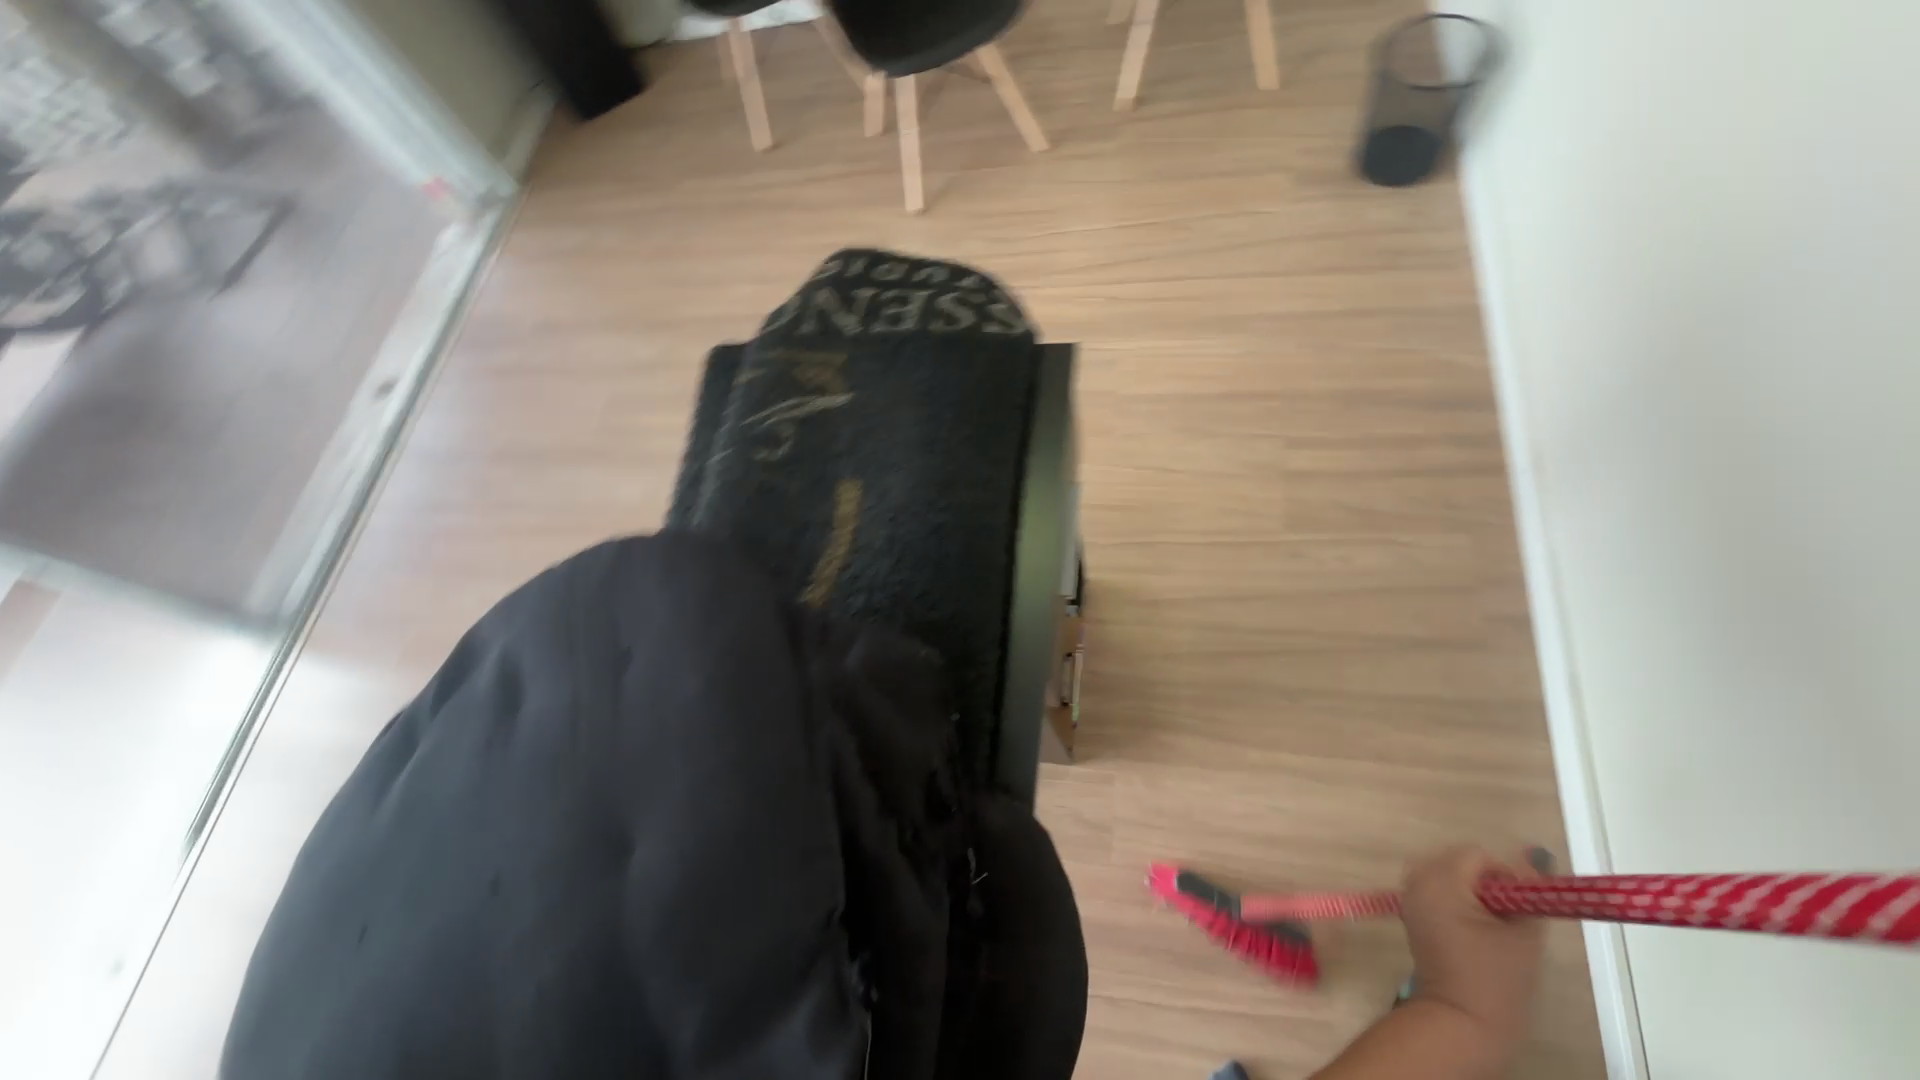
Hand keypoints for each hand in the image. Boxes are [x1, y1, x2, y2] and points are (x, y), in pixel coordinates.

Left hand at [1401, 846, 1545, 1053]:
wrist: (1461, 1020)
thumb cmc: (1495, 979)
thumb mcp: (1523, 934)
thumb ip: (1530, 894)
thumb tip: (1534, 862)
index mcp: (1439, 882)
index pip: (1475, 855)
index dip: (1504, 873)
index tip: (1521, 903)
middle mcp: (1416, 882)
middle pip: (1456, 860)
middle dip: (1485, 879)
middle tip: (1508, 911)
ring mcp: (1409, 898)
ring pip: (1445, 873)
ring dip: (1470, 888)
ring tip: (1494, 920)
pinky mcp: (1411, 915)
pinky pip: (1434, 889)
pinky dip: (1456, 898)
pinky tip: (1475, 926)